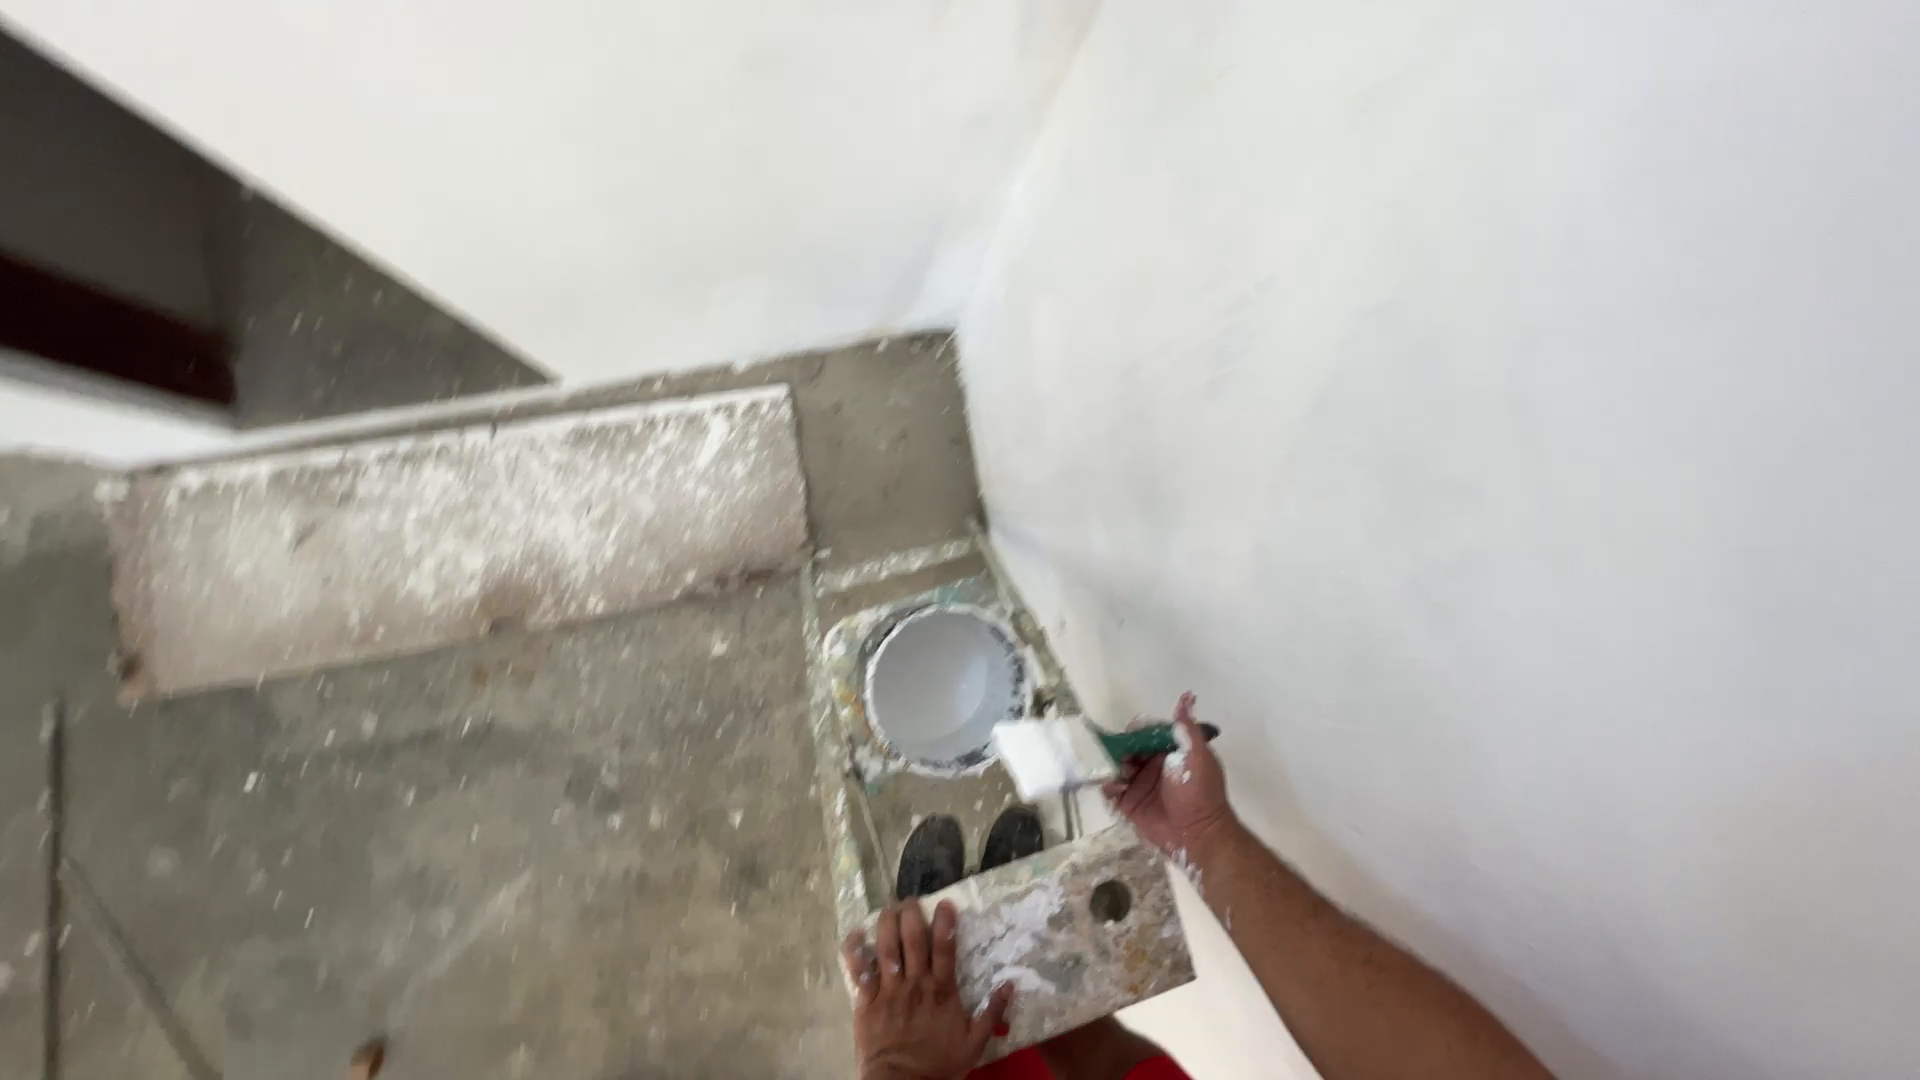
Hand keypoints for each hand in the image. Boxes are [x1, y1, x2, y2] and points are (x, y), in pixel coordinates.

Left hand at [843, 899, 1014, 1079]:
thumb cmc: (939, 1066)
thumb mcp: (974, 1044)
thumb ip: (992, 1013)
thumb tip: (1011, 984)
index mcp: (941, 991)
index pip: (944, 948)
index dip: (945, 922)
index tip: (945, 903)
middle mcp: (914, 984)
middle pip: (912, 939)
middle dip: (911, 914)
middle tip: (911, 901)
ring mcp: (888, 990)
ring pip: (886, 947)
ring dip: (887, 923)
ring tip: (889, 908)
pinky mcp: (866, 1001)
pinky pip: (859, 970)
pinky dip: (855, 951)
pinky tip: (856, 933)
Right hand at [1104, 692, 1233, 858]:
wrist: (1198, 835)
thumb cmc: (1199, 792)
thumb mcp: (1197, 756)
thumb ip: (1187, 728)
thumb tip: (1186, 697)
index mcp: (1168, 752)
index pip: (1145, 734)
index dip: (1135, 732)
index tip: (1128, 735)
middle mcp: (1152, 766)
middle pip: (1126, 749)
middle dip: (1118, 749)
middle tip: (1115, 755)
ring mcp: (1139, 785)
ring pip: (1116, 767)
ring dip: (1109, 766)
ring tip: (1111, 771)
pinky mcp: (1129, 805)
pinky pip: (1110, 790)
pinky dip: (1105, 785)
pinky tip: (1108, 784)